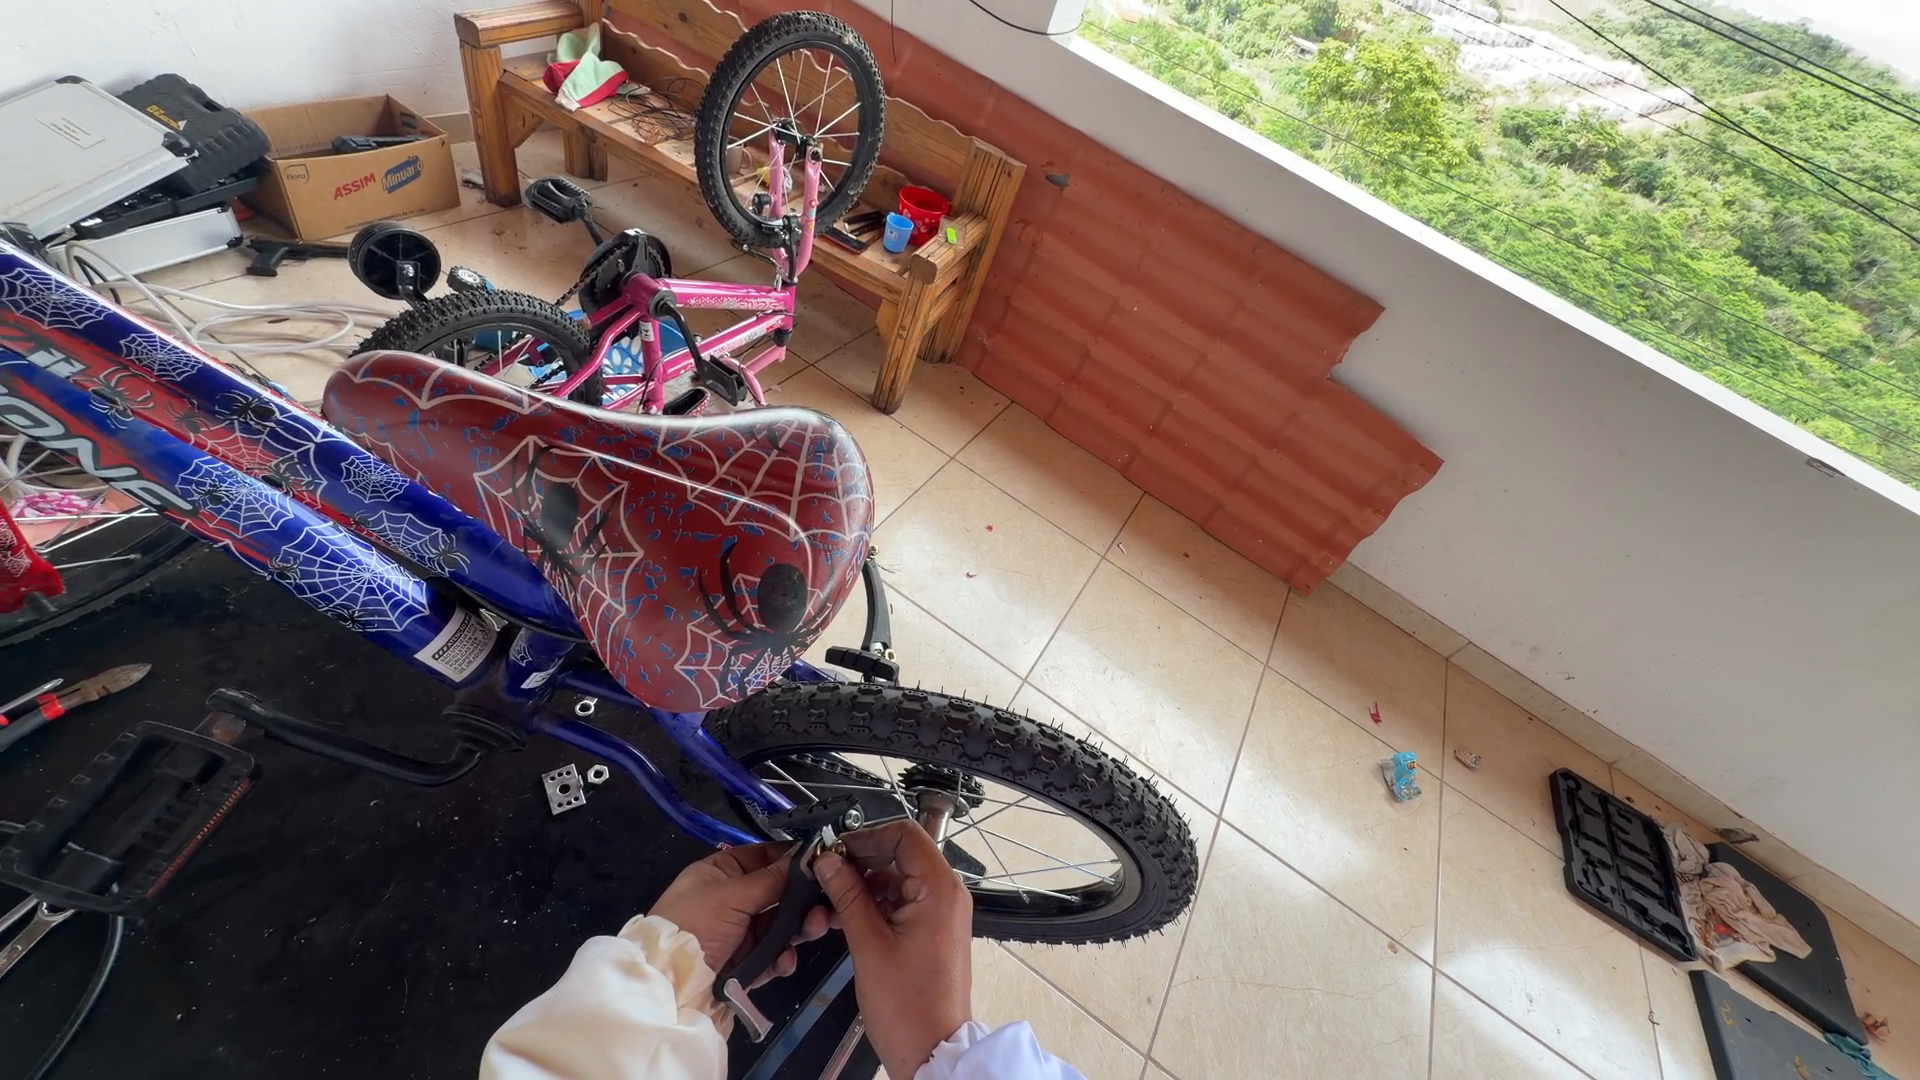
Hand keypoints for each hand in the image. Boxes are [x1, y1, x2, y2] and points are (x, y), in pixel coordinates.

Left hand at [649, 842, 829, 986]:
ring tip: (816, 928)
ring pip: (779, 924)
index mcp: (720, 872)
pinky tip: (786, 960)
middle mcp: (730, 899)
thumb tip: (808, 856)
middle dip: (802, 899)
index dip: (791, 858)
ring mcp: (737, 933)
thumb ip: (773, 878)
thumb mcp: (733, 895)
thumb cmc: (695, 925)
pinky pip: (771, 955)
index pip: (763, 856)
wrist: (667, 988)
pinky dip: (782, 957)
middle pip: (777, 892)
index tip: (821, 862)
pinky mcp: (742, 964)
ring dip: (799, 926)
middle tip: (825, 904)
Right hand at [815, 821, 972, 1079]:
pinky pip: (902, 897)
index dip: (867, 836)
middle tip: (827, 875)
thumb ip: (848, 895)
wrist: (933, 1054)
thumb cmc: (907, 1006)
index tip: (836, 850)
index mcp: (940, 888)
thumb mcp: (869, 945)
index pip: (905, 834)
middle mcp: (947, 891)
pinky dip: (876, 901)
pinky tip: (847, 916)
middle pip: (901, 853)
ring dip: (865, 883)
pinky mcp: (933, 926)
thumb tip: (828, 861)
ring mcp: (941, 909)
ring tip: (831, 901)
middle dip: (862, 860)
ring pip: (898, 875)